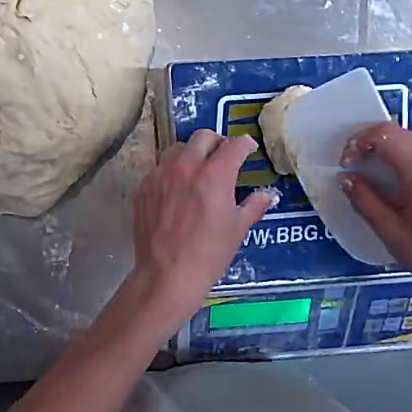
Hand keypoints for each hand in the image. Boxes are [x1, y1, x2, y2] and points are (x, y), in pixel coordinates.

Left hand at [127, 130, 276, 328]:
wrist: (167, 275)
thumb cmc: (209, 254)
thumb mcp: (238, 228)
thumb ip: (254, 205)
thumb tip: (268, 195)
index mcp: (215, 174)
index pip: (234, 145)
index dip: (244, 145)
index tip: (248, 149)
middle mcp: (186, 166)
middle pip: (203, 136)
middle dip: (217, 142)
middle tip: (223, 157)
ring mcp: (161, 175)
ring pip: (178, 148)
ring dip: (192, 153)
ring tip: (198, 171)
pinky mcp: (144, 188)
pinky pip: (160, 169)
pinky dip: (172, 172)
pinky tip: (177, 191)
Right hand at [341, 122, 411, 311]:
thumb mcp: (395, 235)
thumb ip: (366, 202)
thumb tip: (349, 181)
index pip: (385, 133)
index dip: (359, 142)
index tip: (349, 161)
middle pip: (404, 137)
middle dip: (378, 151)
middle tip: (362, 175)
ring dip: (399, 160)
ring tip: (389, 191)